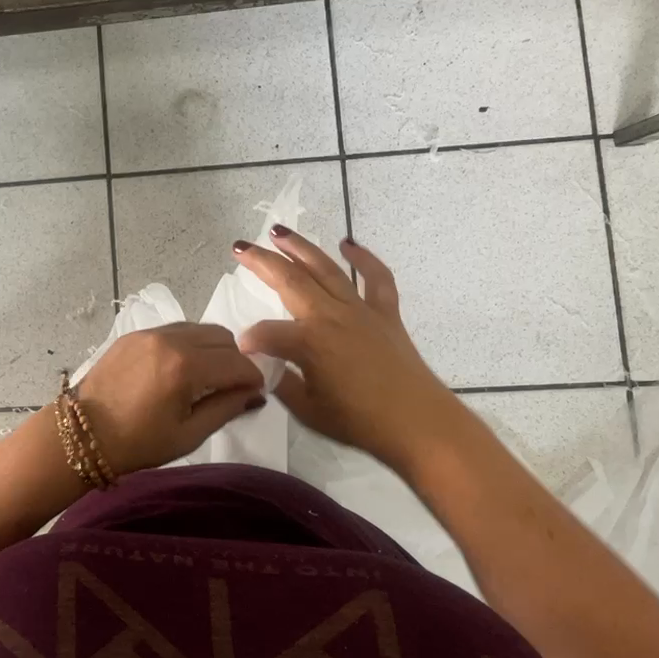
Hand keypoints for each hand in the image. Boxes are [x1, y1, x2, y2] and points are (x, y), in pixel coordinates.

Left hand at [74, 324, 267, 473]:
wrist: (81, 435)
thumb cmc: (137, 443)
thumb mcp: (188, 434)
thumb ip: (226, 408)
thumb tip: (254, 393)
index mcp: (185, 366)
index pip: (238, 362)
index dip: (254, 378)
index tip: (255, 393)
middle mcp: (170, 340)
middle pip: (222, 337)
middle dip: (235, 359)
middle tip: (232, 386)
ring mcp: (149, 333)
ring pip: (198, 329)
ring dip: (212, 348)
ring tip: (206, 377)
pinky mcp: (133, 334)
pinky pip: (174, 330)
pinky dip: (188, 344)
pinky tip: (181, 369)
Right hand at [231, 228, 470, 476]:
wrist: (418, 425)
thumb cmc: (360, 422)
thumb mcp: (308, 409)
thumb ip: (282, 383)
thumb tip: (265, 367)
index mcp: (308, 342)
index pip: (266, 333)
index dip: (250, 339)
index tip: (240, 348)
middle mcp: (331, 316)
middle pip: (291, 280)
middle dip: (262, 261)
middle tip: (239, 247)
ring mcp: (360, 310)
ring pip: (326, 270)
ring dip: (300, 248)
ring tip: (279, 232)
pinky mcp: (385, 313)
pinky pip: (376, 279)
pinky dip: (364, 258)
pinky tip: (348, 244)